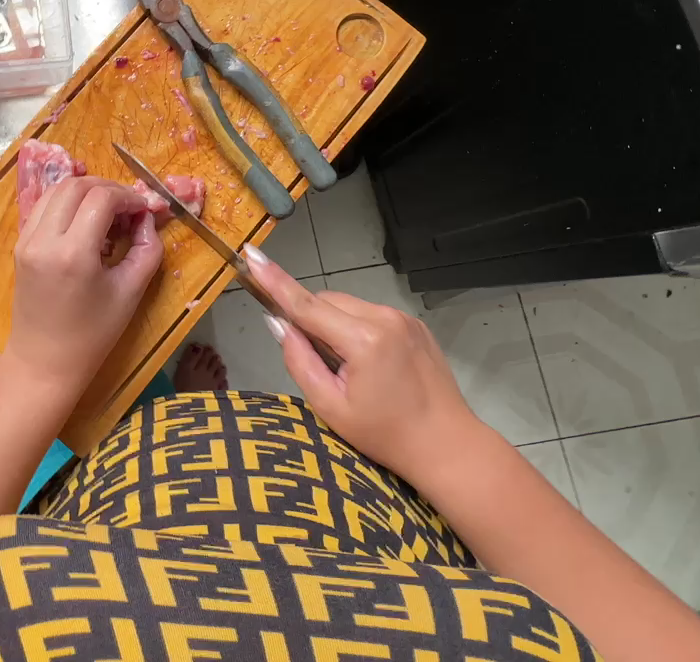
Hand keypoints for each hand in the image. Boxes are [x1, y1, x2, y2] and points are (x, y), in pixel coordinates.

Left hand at [5, 176, 163, 394]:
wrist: (45, 361)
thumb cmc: (92, 334)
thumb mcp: (131, 293)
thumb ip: (147, 249)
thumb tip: (147, 217)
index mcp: (73, 254)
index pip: (101, 199)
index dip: (128, 196)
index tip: (144, 210)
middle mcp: (44, 239)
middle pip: (76, 186)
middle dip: (108, 188)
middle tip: (128, 207)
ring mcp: (26, 240)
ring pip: (56, 190)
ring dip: (86, 191)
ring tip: (108, 212)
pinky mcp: (20, 244)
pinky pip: (44, 206)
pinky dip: (67, 202)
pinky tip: (85, 221)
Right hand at [246, 245, 490, 479]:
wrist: (447, 445)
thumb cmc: (384, 434)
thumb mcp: (330, 407)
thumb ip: (299, 360)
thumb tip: (278, 323)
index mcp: (362, 340)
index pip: (306, 304)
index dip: (274, 280)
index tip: (251, 254)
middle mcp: (384, 317)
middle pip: (326, 301)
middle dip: (310, 319)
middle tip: (319, 361)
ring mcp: (403, 318)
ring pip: (347, 305)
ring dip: (334, 324)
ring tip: (348, 367)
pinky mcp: (414, 323)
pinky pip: (370, 313)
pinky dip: (357, 327)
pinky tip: (370, 363)